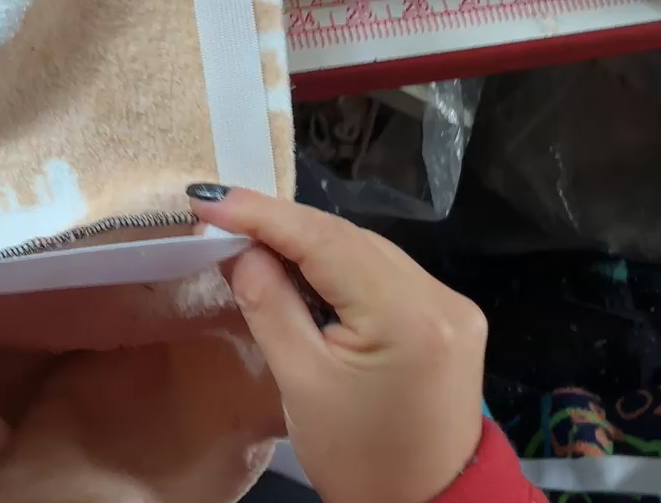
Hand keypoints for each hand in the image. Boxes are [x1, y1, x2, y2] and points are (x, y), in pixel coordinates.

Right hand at [188, 185, 486, 502]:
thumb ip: (267, 302)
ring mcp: (449, 299)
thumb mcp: (300, 383)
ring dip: (308, 240)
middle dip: (281, 224)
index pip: (324, 241)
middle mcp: (438, 294)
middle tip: (223, 217)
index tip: (210, 201)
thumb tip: (240, 245)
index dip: (263, 215)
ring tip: (252, 236)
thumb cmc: (357, 459)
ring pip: (362, 247)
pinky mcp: (448, 309)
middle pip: (345, 238)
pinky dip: (337, 261)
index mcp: (407, 317)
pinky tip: (303, 264)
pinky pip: (381, 267)